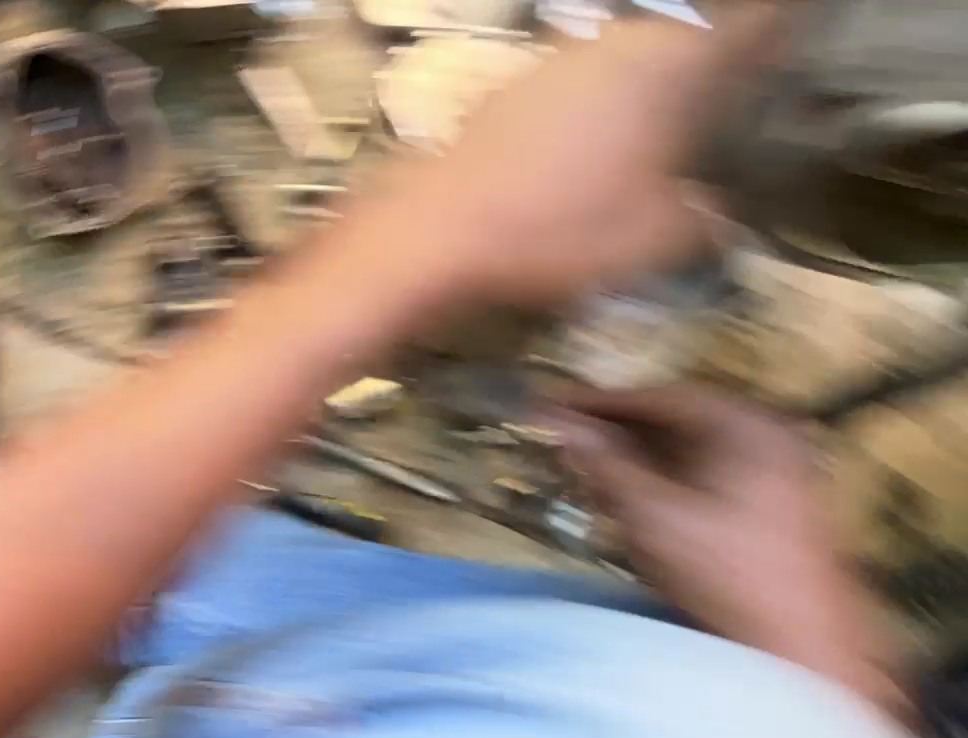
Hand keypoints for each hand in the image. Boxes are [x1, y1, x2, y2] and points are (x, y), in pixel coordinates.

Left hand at [352, 10, 776, 306]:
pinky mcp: (496, 99)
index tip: (780, 66)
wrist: (432, 236)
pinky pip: (558, 96)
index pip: (756, 23)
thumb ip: (703, 222)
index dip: (777, 40)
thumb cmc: (553, 228)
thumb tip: (715, 220)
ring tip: (635, 142)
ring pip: (613, 64)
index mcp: (673, 55)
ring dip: (630, 93)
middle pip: (679, 37)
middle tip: (708, 115)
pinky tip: (566, 159)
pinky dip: (574, 117)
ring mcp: (545, 66)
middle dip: (698, 71)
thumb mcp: (651, 238)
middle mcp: (611, 42)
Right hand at [545, 385, 910, 720]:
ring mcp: (770, 473)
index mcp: (748, 430)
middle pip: (674, 420)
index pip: (661, 398)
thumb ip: (602, 464)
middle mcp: (766, 440)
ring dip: (627, 454)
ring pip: (683, 449)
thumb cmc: (721, 569)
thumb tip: (556, 424)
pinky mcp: (762, 505)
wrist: (794, 641)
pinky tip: (618, 494)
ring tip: (578, 466)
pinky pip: (695, 473)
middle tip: (558, 435)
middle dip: (611, 428)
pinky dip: (651, 476)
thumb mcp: (650, 512)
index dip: (599, 401)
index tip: (547, 404)